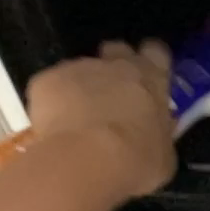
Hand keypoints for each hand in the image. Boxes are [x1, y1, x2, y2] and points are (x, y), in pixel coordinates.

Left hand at [26, 41, 176, 198]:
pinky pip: (49, 86)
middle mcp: (116, 65)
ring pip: (79, 70)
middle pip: (116, 49)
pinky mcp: (46, 80)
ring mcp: (78, 68)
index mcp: (152, 79)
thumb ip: (158, 133)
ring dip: (81, 90)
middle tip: (111, 96)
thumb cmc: (137, 160)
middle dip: (113, 67)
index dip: (151, 61)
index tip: (148, 77)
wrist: (88, 161)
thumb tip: (153, 135)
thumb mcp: (163, 154)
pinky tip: (52, 129)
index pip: (156, 51)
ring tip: (76, 122)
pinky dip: (51, 103)